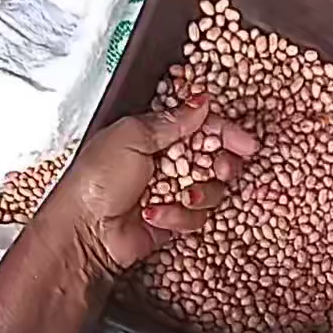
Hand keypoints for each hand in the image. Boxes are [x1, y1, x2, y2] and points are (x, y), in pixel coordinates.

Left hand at [40, 94, 257, 275]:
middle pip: (215, 159)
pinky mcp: (175, 219)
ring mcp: (173, 192)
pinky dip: (178, 216)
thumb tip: (201, 103)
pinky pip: (197, 217)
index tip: (246, 144)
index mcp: (156, 136)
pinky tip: (155, 215)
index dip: (226, 134)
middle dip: (221, 166)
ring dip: (199, 194)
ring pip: (212, 191)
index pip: (202, 128)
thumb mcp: (132, 136)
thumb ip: (171, 121)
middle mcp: (168, 162)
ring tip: (180, 196)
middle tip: (218, 170)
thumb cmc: (98, 179)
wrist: (86, 229)